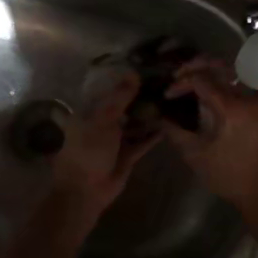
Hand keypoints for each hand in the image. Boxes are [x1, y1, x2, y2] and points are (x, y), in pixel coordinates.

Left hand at [49, 71, 157, 219]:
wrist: (86, 190)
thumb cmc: (88, 150)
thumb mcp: (102, 120)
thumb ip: (119, 98)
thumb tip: (134, 73)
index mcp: (88, 113)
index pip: (107, 91)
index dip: (124, 80)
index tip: (145, 67)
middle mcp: (101, 124)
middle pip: (123, 107)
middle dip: (140, 97)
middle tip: (164, 82)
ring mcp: (115, 141)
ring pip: (134, 124)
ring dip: (149, 115)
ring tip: (170, 100)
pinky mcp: (126, 156)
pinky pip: (142, 141)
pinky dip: (153, 134)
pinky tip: (169, 123)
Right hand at [159, 58, 257, 210]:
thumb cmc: (226, 174)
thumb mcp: (194, 154)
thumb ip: (174, 131)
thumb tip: (159, 117)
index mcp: (230, 108)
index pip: (201, 79)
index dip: (180, 83)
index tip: (166, 96)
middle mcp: (245, 98)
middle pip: (219, 68)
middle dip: (195, 67)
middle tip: (176, 75)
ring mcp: (253, 103)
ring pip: (228, 76)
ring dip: (207, 75)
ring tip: (187, 83)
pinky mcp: (255, 110)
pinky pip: (233, 88)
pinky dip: (216, 86)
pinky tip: (202, 97)